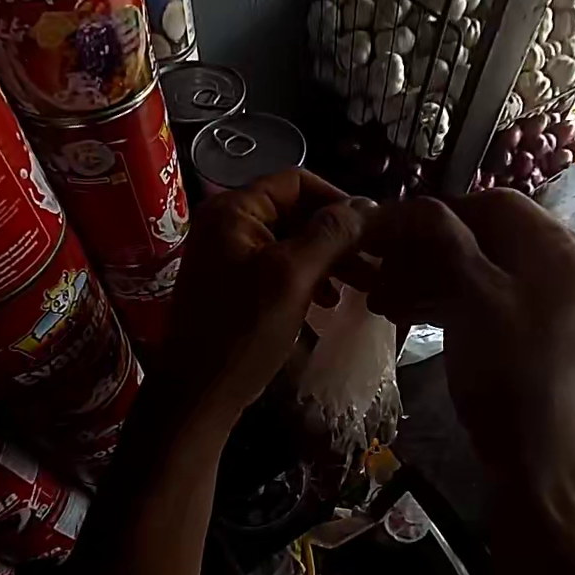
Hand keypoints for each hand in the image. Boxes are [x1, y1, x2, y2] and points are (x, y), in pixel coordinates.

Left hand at [156, 170, 376, 427]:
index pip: (296, 181)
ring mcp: (228, 256)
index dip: (338, 199)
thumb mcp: (292, 278)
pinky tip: (329, 300)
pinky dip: (308, 278)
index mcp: (234, 210)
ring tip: (363, 284)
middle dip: (337, 235)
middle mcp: (228, 224)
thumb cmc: (243, 331)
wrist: (199, 393)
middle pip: (295, 212)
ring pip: (290, 243)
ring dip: (328, 259)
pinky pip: (279, 268)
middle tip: (375, 261)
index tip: (372, 228)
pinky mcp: (234, 285)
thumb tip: (367, 205)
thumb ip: (330, 235)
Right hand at [365, 189, 574, 472]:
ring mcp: (541, 297)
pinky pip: (477, 295)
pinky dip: (440, 299)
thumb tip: (414, 205)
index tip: (392, 234)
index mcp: (562, 251)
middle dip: (425, 252)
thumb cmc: (509, 376)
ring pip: (473, 268)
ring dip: (425, 278)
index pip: (496, 205)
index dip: (440, 213)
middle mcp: (559, 265)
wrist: (532, 457)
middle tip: (380, 275)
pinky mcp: (522, 324)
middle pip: (482, 237)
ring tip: (382, 301)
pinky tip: (403, 312)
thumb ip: (446, 244)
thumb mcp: (474, 302)